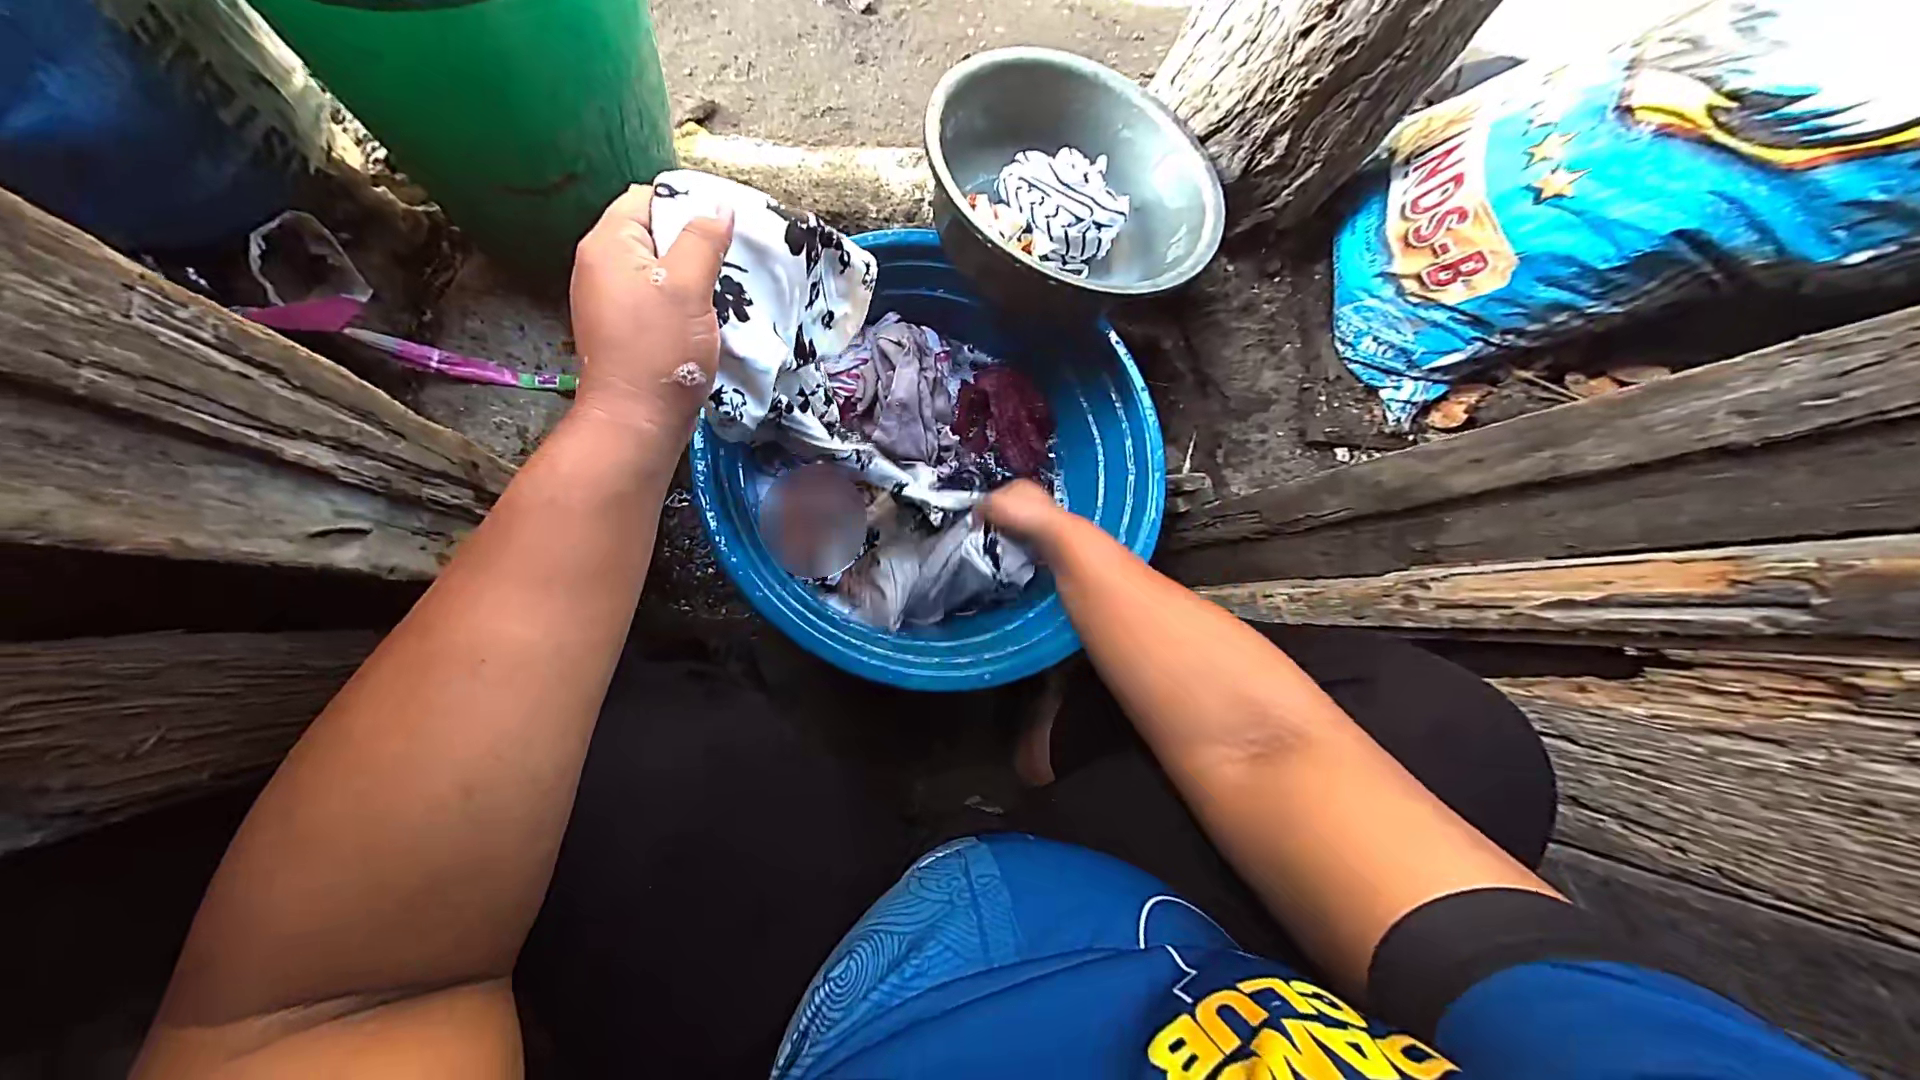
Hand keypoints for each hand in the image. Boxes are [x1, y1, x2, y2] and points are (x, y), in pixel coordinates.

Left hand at [569, 183, 735, 439]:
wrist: (638, 418)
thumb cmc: (660, 350)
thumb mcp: (688, 288)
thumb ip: (702, 242)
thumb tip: (719, 208)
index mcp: (607, 244)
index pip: (647, 199)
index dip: (687, 207)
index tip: (723, 230)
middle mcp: (600, 265)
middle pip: (653, 233)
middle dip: (692, 244)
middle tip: (727, 264)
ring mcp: (610, 299)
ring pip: (658, 269)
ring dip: (690, 277)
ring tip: (719, 293)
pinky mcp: (624, 328)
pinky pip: (655, 298)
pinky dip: (681, 302)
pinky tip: (702, 318)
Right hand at [982, 479, 1075, 552]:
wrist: (1051, 535)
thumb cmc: (1022, 514)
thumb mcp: (990, 504)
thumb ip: (979, 506)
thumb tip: (975, 514)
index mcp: (1019, 483)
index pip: (996, 492)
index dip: (986, 505)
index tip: (979, 518)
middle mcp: (1033, 495)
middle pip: (1008, 508)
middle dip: (999, 520)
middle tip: (991, 530)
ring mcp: (1043, 513)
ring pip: (1018, 524)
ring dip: (1010, 533)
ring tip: (1004, 541)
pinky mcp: (1048, 532)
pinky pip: (1028, 537)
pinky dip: (1022, 542)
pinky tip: (1018, 547)